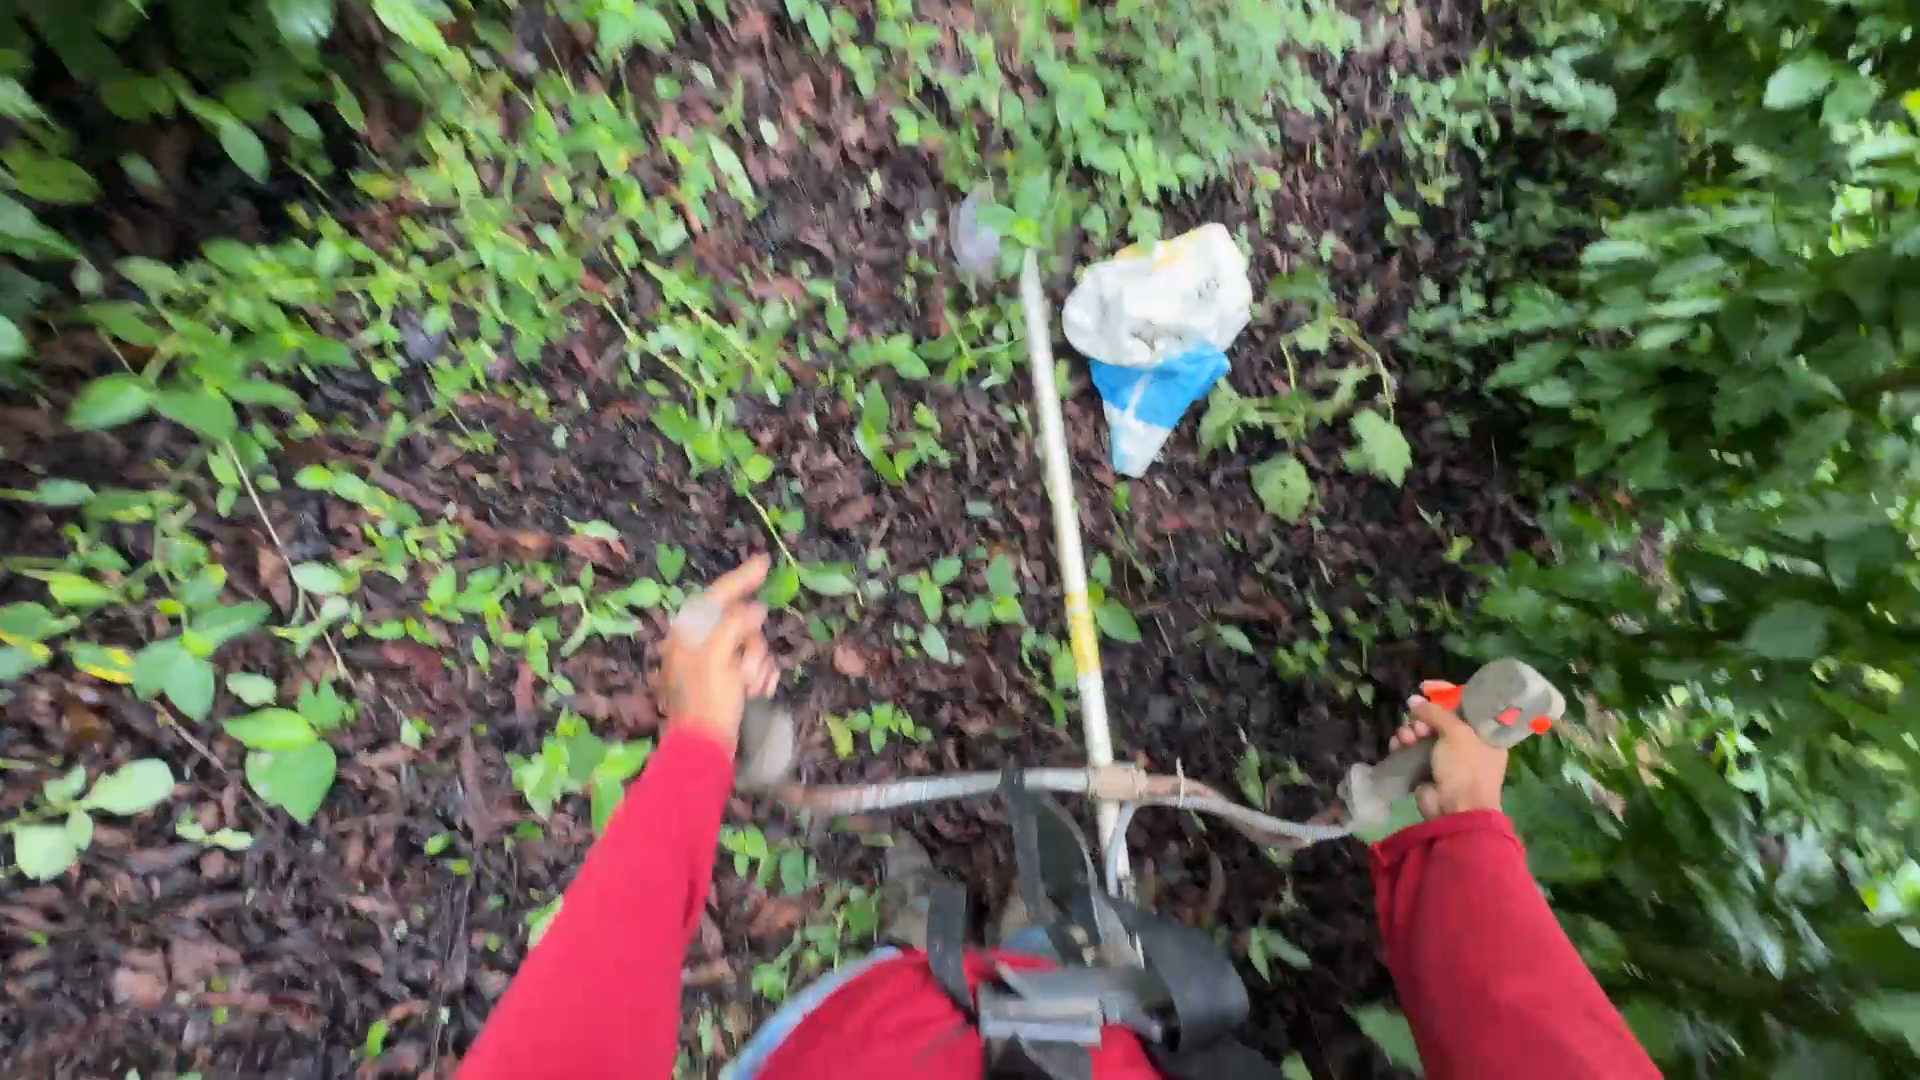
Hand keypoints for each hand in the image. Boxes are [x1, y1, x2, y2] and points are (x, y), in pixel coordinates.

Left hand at [660, 556, 779, 755]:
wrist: (703, 750)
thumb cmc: (707, 701)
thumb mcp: (718, 656)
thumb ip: (736, 624)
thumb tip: (755, 610)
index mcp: (687, 633)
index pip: (717, 595)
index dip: (742, 578)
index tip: (764, 562)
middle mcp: (697, 643)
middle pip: (740, 623)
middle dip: (753, 645)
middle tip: (749, 670)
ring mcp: (712, 663)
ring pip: (751, 644)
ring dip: (758, 665)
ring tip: (753, 687)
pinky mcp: (725, 680)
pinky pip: (752, 664)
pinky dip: (759, 676)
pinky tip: (757, 692)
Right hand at [1390, 695, 1507, 819]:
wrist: (1456, 809)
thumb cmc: (1466, 768)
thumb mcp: (1457, 733)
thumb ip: (1436, 712)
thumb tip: (1413, 700)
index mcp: (1484, 734)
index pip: (1466, 704)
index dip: (1446, 692)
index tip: (1424, 686)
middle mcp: (1467, 743)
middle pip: (1438, 717)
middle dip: (1423, 716)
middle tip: (1418, 723)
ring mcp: (1446, 756)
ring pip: (1422, 732)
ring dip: (1410, 730)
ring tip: (1407, 738)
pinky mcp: (1427, 768)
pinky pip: (1411, 748)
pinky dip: (1403, 744)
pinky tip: (1398, 745)